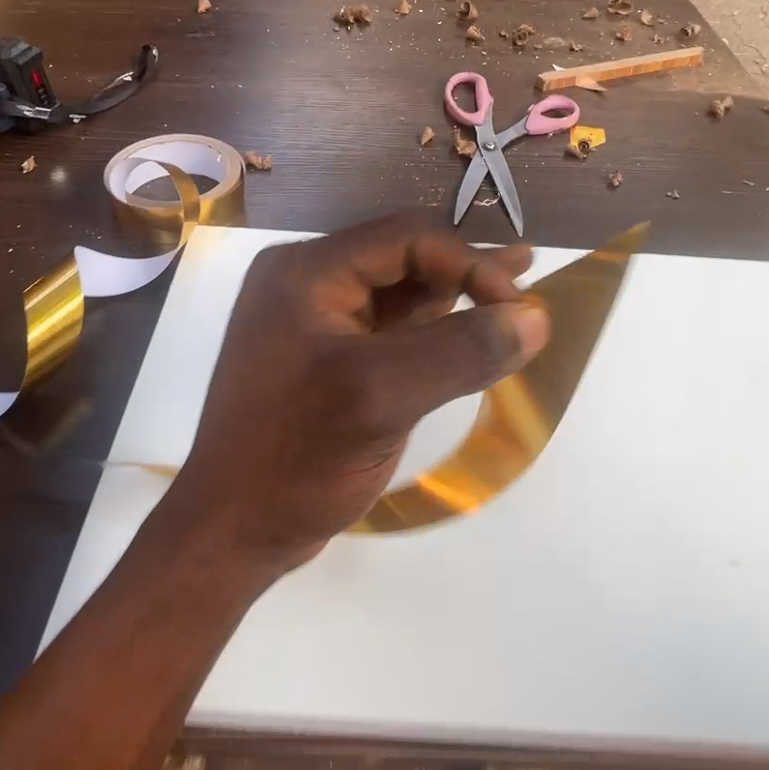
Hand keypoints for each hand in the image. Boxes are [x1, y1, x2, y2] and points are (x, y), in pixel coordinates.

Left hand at [158, 213, 550, 571]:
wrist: (232, 531)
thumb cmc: (296, 458)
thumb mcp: (382, 398)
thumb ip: (461, 352)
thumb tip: (536, 318)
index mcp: (307, 273)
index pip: (406, 239)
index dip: (469, 262)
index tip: (518, 307)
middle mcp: (308, 285)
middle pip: (403, 261)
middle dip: (465, 274)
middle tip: (526, 286)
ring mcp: (315, 325)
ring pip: (400, 297)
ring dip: (454, 300)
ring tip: (514, 297)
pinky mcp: (328, 363)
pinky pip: (389, 334)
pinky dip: (432, 334)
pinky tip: (470, 335)